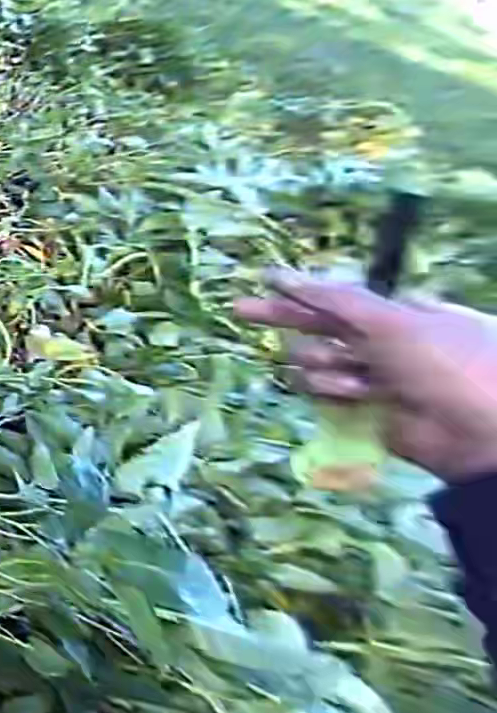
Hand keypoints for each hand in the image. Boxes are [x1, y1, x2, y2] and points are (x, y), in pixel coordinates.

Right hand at [235, 270, 496, 482]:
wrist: (484, 438)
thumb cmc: (450, 368)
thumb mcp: (394, 322)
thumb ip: (333, 297)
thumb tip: (276, 274)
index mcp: (411, 318)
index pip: (344, 299)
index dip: (307, 294)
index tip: (269, 286)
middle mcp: (390, 343)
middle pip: (320, 324)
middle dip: (284, 318)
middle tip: (240, 310)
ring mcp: (373, 374)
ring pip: (312, 356)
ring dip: (322, 362)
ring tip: (349, 373)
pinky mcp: (357, 403)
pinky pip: (317, 387)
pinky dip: (329, 389)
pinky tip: (353, 395)